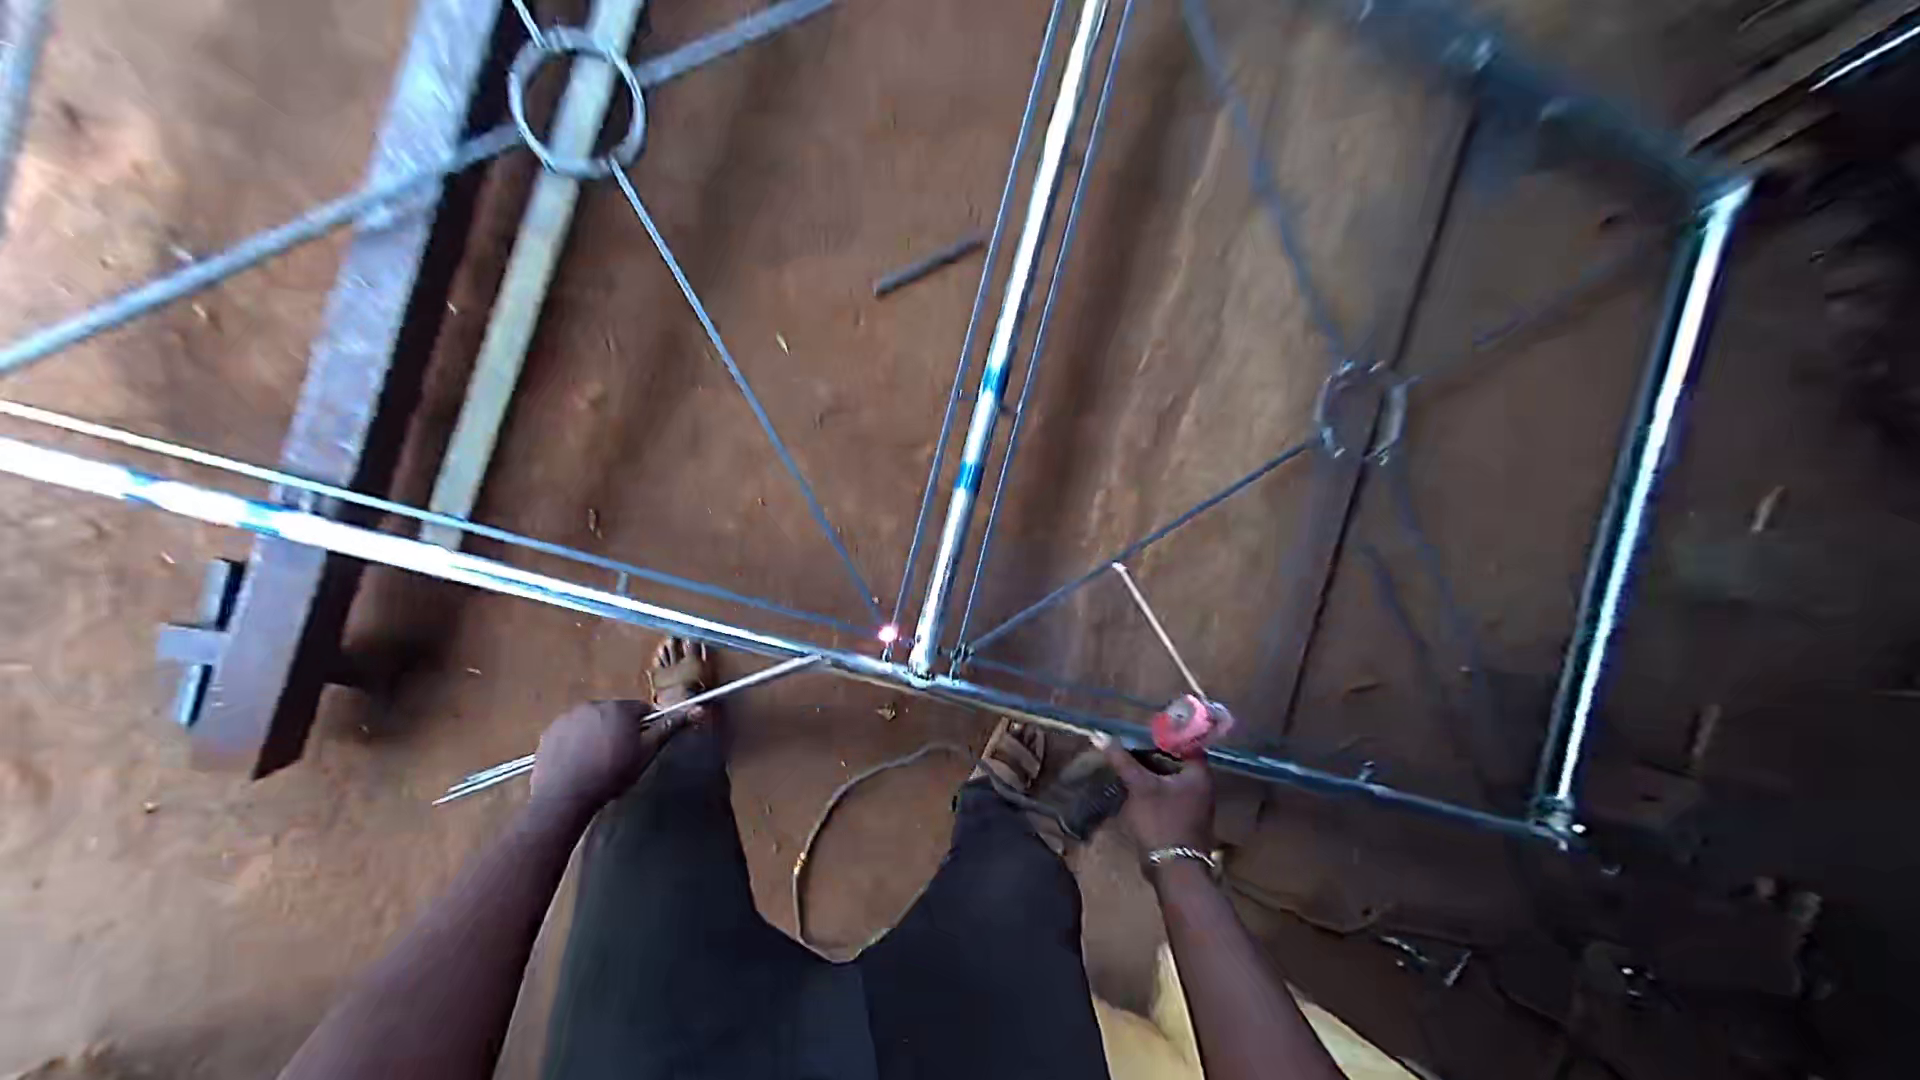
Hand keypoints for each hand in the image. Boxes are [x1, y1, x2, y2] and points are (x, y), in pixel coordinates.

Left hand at [529, 701, 679, 814]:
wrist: (564, 798)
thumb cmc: (611, 775)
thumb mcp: (646, 753)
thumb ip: (669, 728)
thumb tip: (696, 709)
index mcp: (620, 708)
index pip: (642, 710)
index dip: (645, 728)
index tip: (641, 746)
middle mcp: (594, 705)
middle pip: (616, 713)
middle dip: (620, 729)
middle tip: (620, 756)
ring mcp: (568, 717)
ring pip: (593, 721)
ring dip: (598, 733)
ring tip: (597, 761)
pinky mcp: (550, 731)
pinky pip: (572, 730)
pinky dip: (577, 741)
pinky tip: (578, 761)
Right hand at [1096, 734, 1214, 852]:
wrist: (1173, 870)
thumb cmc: (1161, 821)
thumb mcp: (1139, 787)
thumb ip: (1122, 760)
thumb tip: (1101, 736)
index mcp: (1198, 774)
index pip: (1183, 741)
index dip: (1162, 733)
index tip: (1140, 729)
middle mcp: (1200, 785)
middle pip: (1174, 758)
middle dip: (1151, 750)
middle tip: (1127, 742)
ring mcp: (1192, 802)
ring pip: (1168, 776)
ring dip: (1149, 768)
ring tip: (1125, 759)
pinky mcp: (1182, 815)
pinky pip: (1166, 791)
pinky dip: (1151, 784)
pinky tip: (1131, 782)